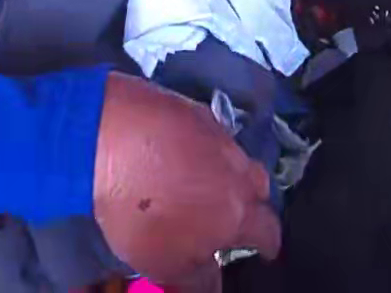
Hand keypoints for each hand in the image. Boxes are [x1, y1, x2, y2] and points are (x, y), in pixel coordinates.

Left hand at [92, 74, 279, 292]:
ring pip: (240, 160)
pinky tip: (187, 156)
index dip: (270, 243)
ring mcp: (223, 138)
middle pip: (261, 187)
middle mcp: (239, 171)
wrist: (120, 142)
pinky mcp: (203, 114)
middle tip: (239, 213)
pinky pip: (217, 137)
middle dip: (256, 202)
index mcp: (236, 213)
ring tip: (212, 184)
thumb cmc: (142, 215)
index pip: (268, 229)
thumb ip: (198, 280)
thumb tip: (216, 287)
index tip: (268, 251)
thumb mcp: (164, 265)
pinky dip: (209, 151)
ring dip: (233, 175)